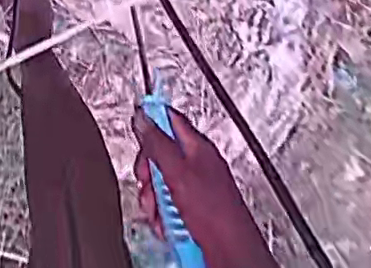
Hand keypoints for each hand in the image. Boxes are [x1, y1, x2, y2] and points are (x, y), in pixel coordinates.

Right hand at [132, 106, 278, 267]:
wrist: (233, 258)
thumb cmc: (216, 215)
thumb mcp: (178, 171)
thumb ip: (157, 142)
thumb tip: (142, 116)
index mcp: (198, 148)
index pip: (170, 119)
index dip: (151, 120)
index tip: (137, 127)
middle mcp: (198, 166)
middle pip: (161, 154)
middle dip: (148, 170)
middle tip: (147, 181)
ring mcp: (197, 190)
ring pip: (162, 182)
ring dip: (153, 198)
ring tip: (157, 210)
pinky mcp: (194, 213)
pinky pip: (168, 205)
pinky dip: (162, 215)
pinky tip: (165, 224)